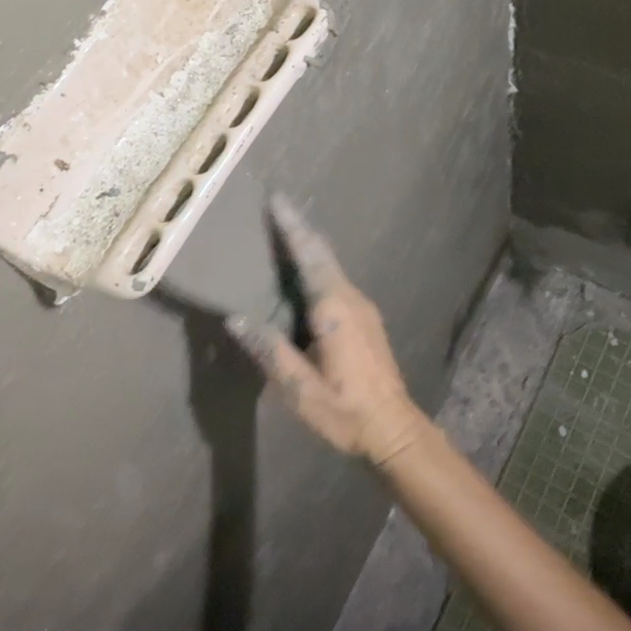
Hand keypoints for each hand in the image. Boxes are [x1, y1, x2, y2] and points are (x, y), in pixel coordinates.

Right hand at [227, 195, 431, 464]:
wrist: (395, 430)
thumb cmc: (346, 411)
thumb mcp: (300, 390)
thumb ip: (269, 351)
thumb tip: (235, 319)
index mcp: (334, 309)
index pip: (309, 256)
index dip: (291, 227)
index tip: (276, 199)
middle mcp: (351, 298)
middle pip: (322, 253)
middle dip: (298, 229)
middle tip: (273, 209)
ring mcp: (362, 307)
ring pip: (330, 265)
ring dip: (307, 247)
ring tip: (279, 235)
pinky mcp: (365, 319)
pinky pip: (335, 280)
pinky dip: (315, 266)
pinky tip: (299, 275)